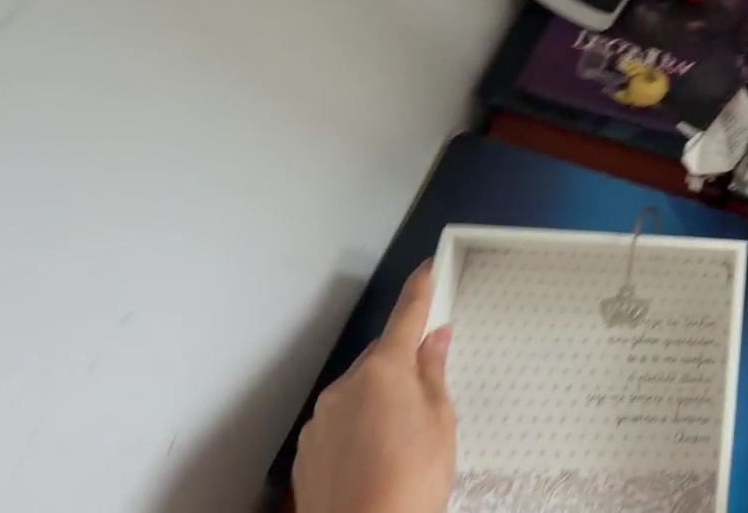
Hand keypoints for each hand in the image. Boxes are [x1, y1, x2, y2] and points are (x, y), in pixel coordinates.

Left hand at [294, 262, 456, 512]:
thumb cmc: (414, 478)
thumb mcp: (441, 420)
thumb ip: (434, 373)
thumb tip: (435, 338)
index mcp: (383, 370)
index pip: (406, 316)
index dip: (419, 290)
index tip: (425, 268)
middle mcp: (345, 386)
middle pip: (380, 356)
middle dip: (402, 362)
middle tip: (428, 389)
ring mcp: (321, 420)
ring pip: (359, 390)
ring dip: (380, 397)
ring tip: (404, 436)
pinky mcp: (307, 453)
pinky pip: (340, 421)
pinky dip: (360, 425)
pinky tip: (377, 454)